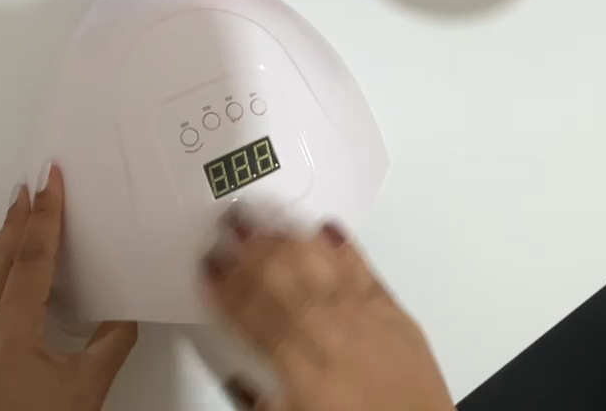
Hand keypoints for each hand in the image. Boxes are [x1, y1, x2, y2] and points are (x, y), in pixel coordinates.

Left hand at [0, 164, 138, 410]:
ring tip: (19, 222)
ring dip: (1, 252)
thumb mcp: (86, 394)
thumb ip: (110, 343)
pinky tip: (10, 285)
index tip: (49, 179)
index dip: (45, 216)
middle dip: (14, 224)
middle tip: (30, 188)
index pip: (30, 260)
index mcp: (6, 338)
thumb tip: (126, 310)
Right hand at [202, 211, 453, 410]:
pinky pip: (364, 269)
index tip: (209, 264)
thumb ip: (260, 397)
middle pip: (286, 280)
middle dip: (253, 247)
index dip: (228, 287)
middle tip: (229, 220)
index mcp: (306, 375)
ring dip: (289, 236)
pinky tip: (326, 226)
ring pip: (321, 266)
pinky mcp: (396, 311)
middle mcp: (336, 338)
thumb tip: (235, 370)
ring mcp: (369, 319)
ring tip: (266, 212)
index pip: (255, 319)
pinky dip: (343, 246)